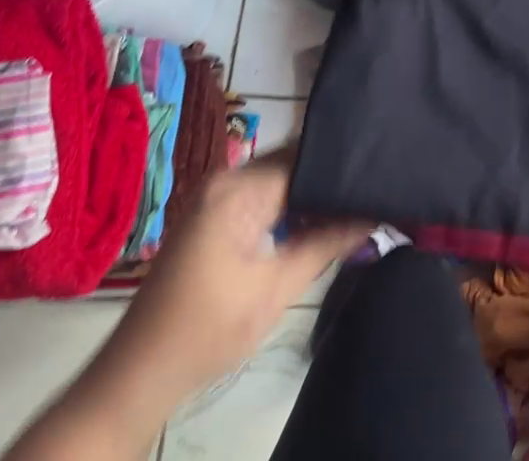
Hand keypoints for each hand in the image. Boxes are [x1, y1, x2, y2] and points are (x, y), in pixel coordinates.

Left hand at [119, 153, 368, 400]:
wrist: (143, 369)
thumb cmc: (209, 328)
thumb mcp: (278, 288)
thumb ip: (328, 243)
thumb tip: (375, 216)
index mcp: (236, 190)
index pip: (306, 157)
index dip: (346, 167)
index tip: (385, 174)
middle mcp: (225, 180)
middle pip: (293, 162)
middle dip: (335, 178)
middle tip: (381, 189)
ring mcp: (216, 196)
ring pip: (281, 179)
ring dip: (315, 193)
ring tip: (363, 203)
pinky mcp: (215, 215)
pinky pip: (265, 195)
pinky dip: (293, 206)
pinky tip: (323, 221)